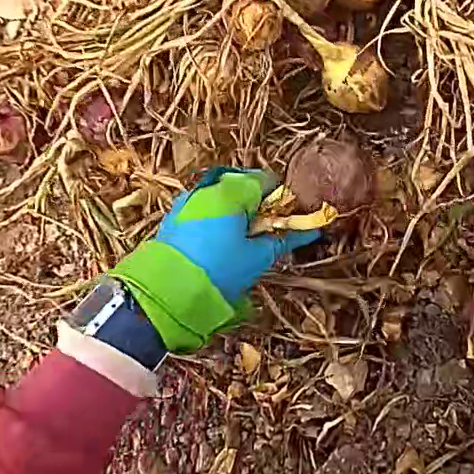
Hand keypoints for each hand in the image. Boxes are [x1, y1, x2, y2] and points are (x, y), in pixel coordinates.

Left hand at [111, 167, 318, 350]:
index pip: (268, 180)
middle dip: (260, 205)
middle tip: (268, 233)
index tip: (287, 220)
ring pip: (225, 196)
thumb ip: (283, 239)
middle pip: (245, 185)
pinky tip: (222, 242)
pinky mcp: (175, 215)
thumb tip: (311, 231)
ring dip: (239, 212)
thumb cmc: (217, 270)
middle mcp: (209, 187)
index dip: (282, 199)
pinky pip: (207, 208)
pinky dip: (219, 218)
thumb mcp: (257, 257)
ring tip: (245, 241)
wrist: (163, 293)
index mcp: (233, 190)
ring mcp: (189, 199)